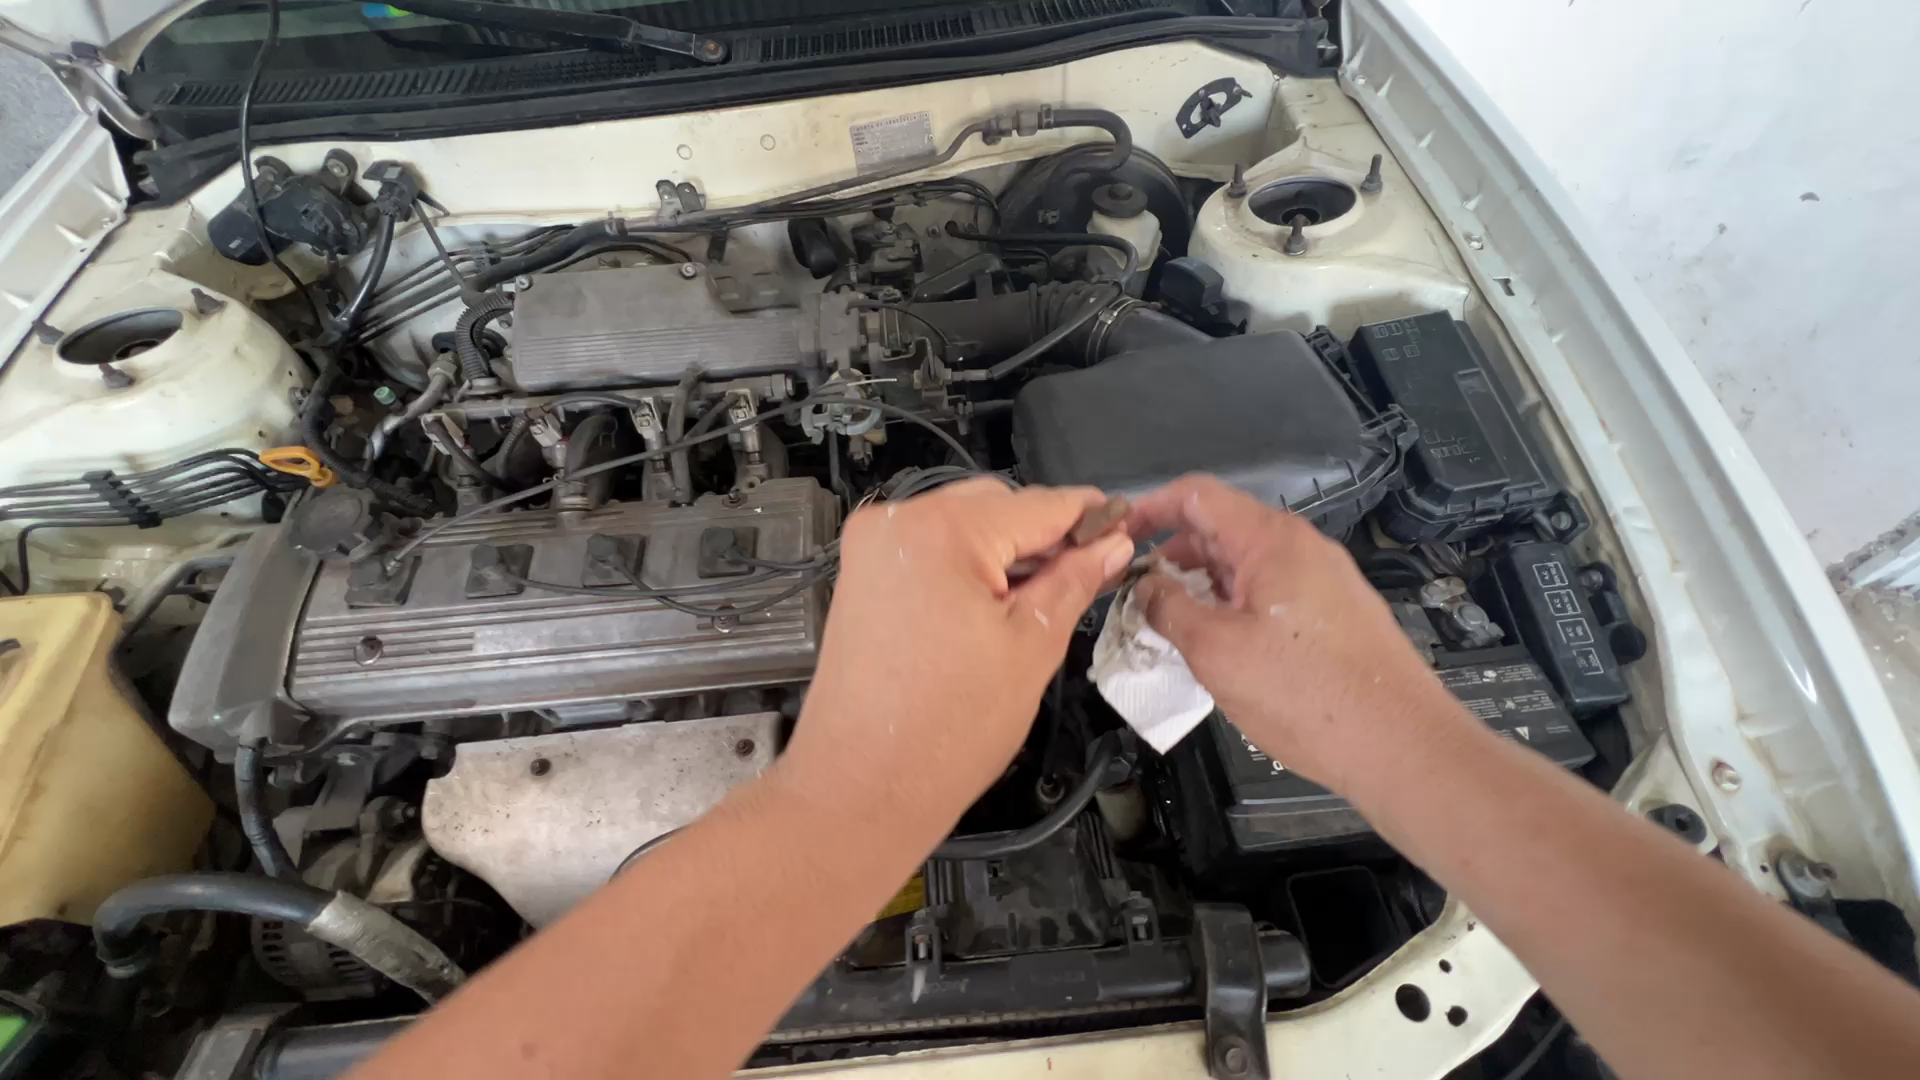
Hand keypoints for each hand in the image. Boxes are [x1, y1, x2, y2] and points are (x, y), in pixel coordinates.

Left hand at [788, 480, 1135, 818]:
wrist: (860, 788)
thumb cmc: (946, 730)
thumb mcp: (1032, 647)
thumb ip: (1075, 581)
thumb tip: (1112, 545)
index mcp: (941, 530)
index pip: (1037, 504)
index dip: (1090, 515)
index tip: (1126, 522)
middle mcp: (896, 522)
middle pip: (997, 507)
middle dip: (1046, 535)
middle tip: (1091, 568)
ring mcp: (873, 548)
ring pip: (964, 525)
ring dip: (1008, 551)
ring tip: (1048, 591)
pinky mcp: (864, 575)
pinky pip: (933, 549)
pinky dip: (970, 565)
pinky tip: (1001, 598)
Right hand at [1128, 475, 1477, 795]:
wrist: (1403, 747)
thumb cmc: (1303, 692)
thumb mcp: (1215, 650)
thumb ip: (1168, 608)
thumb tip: (1145, 588)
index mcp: (1270, 540)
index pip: (1196, 494)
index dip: (1149, 509)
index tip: (1116, 539)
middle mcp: (1299, 547)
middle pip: (1218, 528)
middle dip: (1169, 555)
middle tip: (1135, 595)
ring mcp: (1321, 579)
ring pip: (1242, 563)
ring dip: (1198, 584)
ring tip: (1169, 624)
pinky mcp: (1331, 612)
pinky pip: (1266, 591)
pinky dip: (1229, 604)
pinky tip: (1215, 644)